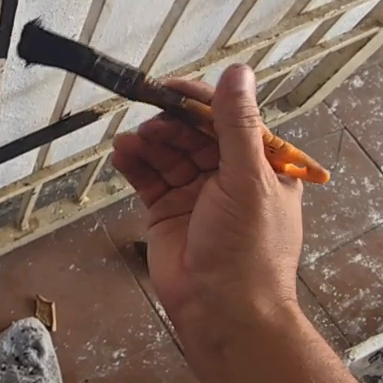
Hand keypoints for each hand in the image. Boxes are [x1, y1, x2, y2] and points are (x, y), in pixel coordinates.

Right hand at [111, 63, 303, 334]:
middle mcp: (228, 176)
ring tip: (130, 143)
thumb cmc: (246, 248)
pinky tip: (122, 155)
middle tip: (148, 123)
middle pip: (193, 134)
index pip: (227, 120)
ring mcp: (195, 195)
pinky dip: (134, 164)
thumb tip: (238, 72)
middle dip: (169, 125)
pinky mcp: (167, 212)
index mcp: (260, 166)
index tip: (169, 88)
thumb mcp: (247, 179)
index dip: (199, 102)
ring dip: (148, 144)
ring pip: (167, 154)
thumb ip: (236, 125)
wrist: (222, 311)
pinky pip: (148, 178)